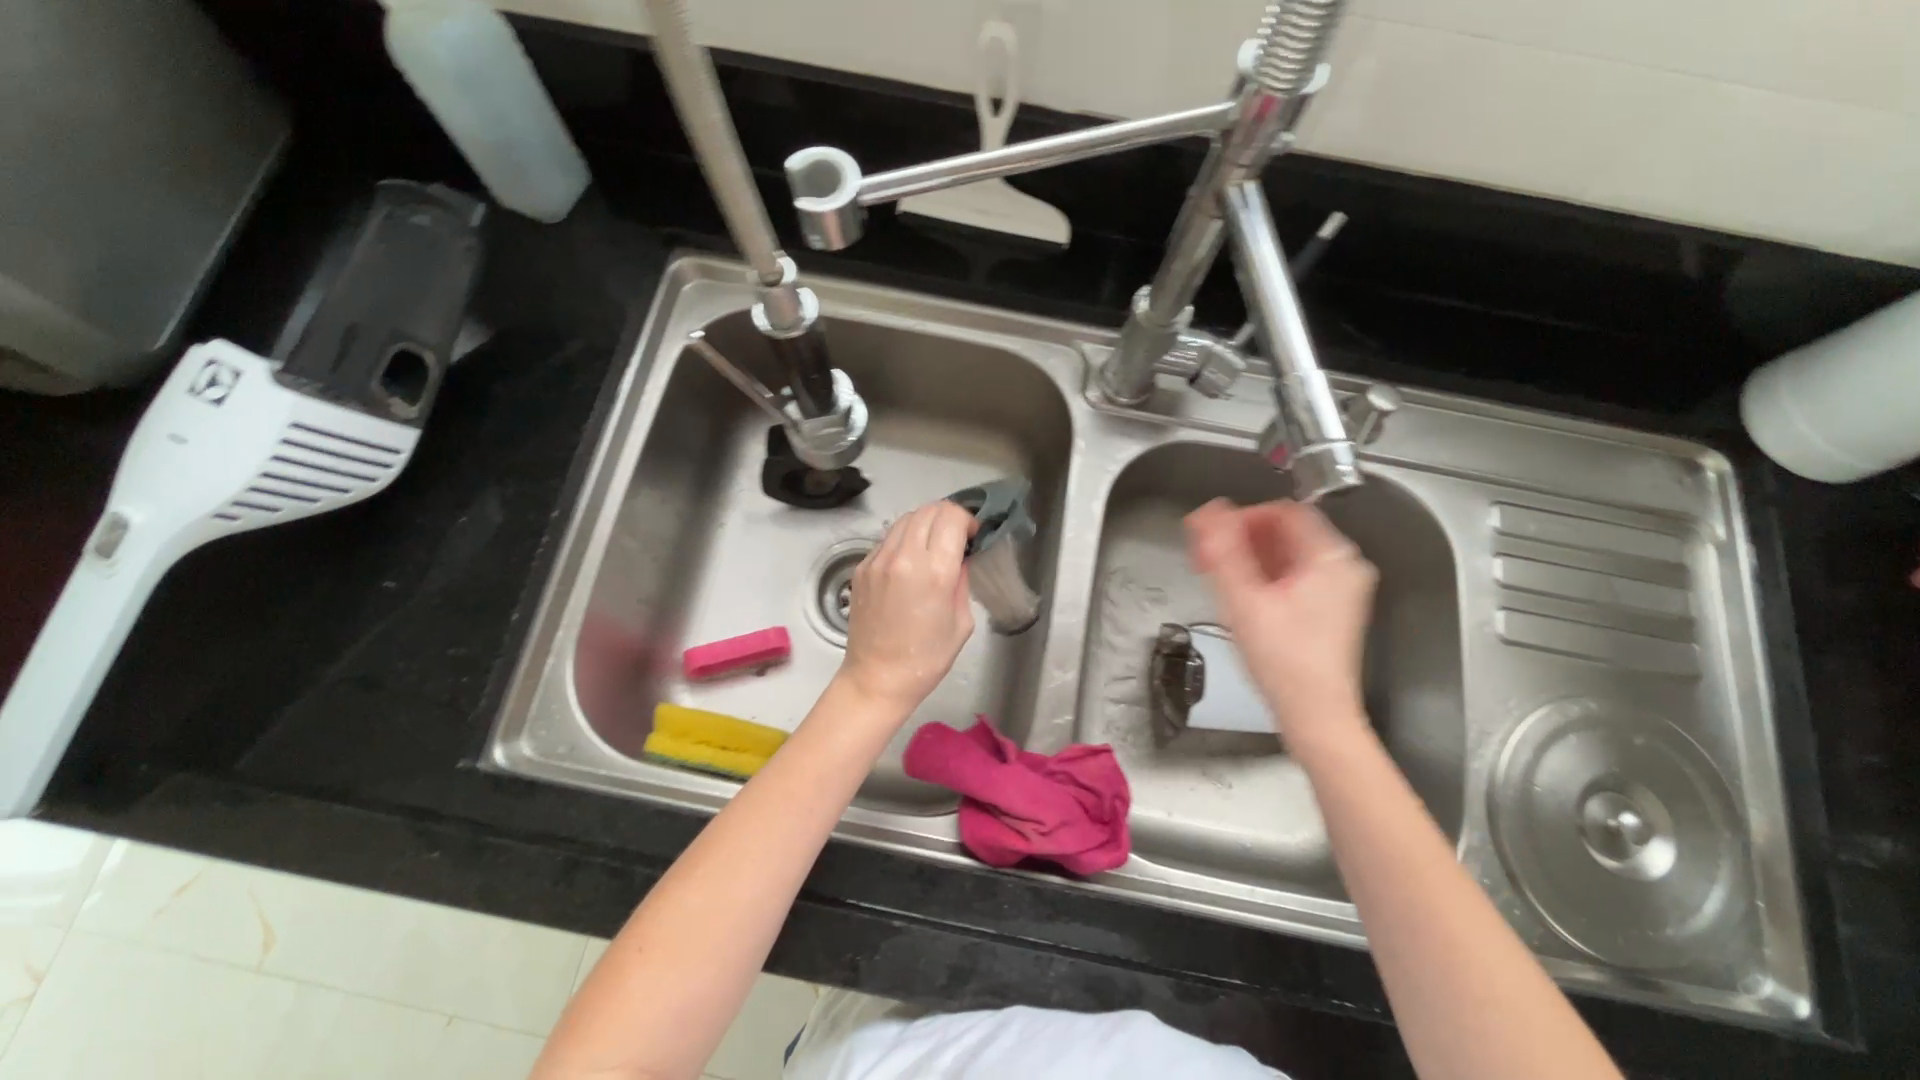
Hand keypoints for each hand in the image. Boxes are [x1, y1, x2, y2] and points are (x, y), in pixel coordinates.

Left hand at [838, 500, 977, 714]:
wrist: (877, 677)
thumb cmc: (926, 658)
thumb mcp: (962, 622)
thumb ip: (962, 581)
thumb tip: (959, 558)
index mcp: (935, 571)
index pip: (952, 517)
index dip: (967, 521)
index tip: (972, 537)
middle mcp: (904, 557)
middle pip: (929, 510)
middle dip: (948, 517)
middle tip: (955, 538)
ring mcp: (878, 560)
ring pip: (906, 518)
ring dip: (925, 524)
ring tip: (932, 546)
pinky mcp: (862, 568)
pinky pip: (887, 539)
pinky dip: (904, 539)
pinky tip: (909, 562)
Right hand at [1185, 498, 1376, 742]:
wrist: (1316, 716)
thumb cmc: (1284, 661)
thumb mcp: (1244, 601)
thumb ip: (1223, 552)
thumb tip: (1206, 512)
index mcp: (1331, 557)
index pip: (1283, 511)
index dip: (1241, 517)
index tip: (1209, 536)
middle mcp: (1343, 567)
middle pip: (1285, 532)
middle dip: (1241, 539)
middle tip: (1205, 557)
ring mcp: (1340, 590)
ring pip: (1287, 555)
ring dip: (1249, 558)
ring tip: (1216, 576)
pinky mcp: (1331, 610)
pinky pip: (1293, 577)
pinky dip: (1264, 578)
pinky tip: (1239, 595)